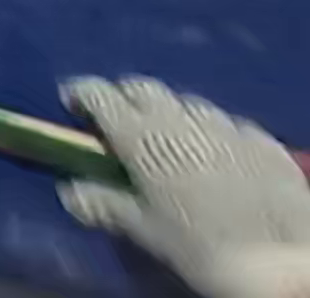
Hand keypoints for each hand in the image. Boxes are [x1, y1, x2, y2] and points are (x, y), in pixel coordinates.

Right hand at [59, 77, 309, 297]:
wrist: (294, 270)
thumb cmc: (203, 245)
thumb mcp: (143, 230)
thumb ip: (102, 203)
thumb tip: (71, 193)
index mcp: (135, 132)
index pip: (94, 90)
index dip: (78, 94)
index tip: (74, 110)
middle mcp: (176, 121)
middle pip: (141, 86)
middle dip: (126, 97)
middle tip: (122, 121)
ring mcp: (228, 132)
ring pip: (189, 102)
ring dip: (173, 113)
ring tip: (174, 137)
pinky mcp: (271, 150)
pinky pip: (235, 126)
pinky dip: (219, 131)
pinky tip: (223, 153)